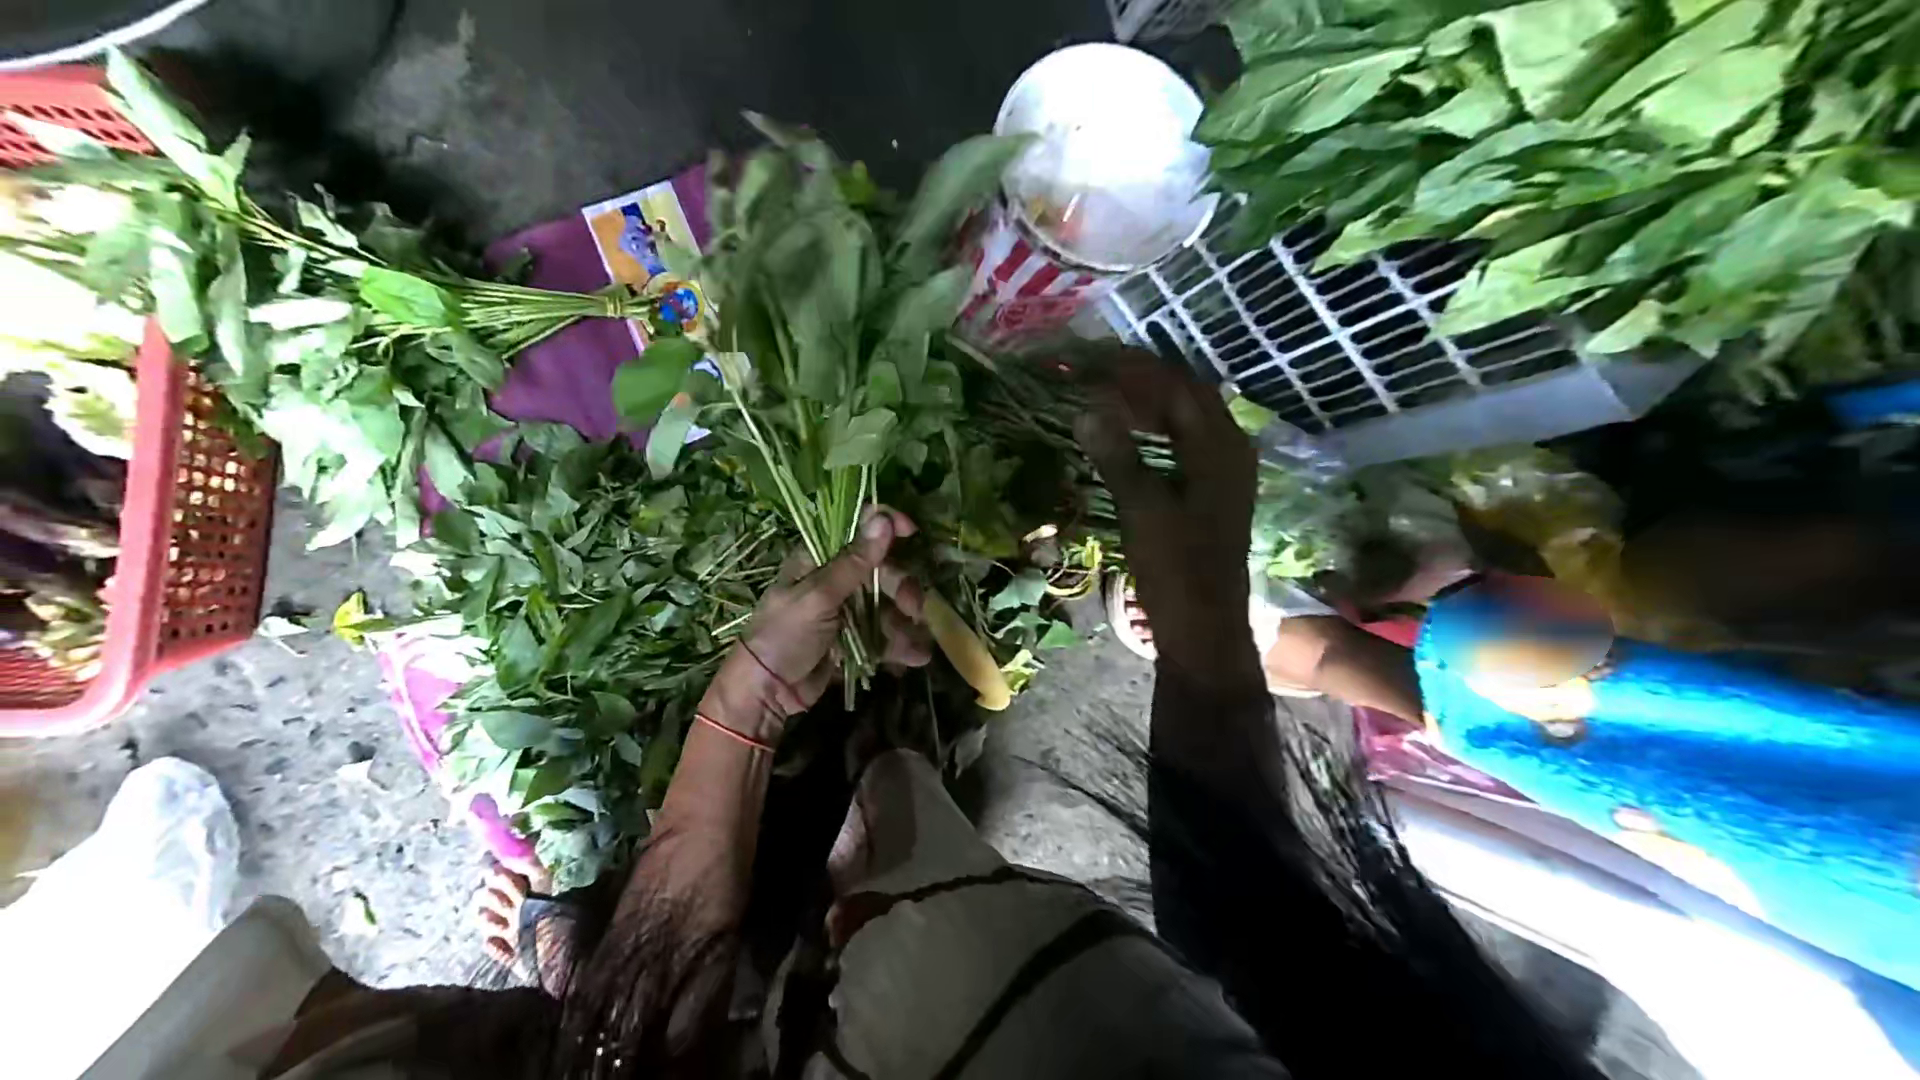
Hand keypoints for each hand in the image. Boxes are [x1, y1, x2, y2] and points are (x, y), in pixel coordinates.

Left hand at [700, 507, 930, 740]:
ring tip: (916, 644)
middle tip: (915, 608)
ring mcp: (845, 611)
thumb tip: (884, 519)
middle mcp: (835, 581)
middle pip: (881, 571)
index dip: (884, 526)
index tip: (912, 532)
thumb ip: (855, 561)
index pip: (856, 530)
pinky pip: (883, 636)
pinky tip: (916, 656)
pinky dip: (900, 646)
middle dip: (902, 588)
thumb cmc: (784, 635)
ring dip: (904, 623)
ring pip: (886, 606)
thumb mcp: (818, 596)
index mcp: (819, 560)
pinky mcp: (853, 640)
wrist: (766, 692)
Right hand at [1075, 352, 1261, 687]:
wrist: (1204, 626)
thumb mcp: (1142, 509)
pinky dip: (1160, 428)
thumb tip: (1087, 409)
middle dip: (1145, 378)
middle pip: (1188, 395)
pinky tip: (1135, 433)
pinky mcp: (1215, 491)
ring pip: (1189, 417)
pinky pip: (1188, 441)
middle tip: (1099, 370)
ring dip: (1153, 401)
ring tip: (1111, 393)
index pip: (1177, 387)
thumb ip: (1117, 455)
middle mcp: (1231, 449)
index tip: (1095, 359)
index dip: (1136, 369)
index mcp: (1219, 448)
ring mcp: (1227, 471)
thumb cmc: (1176, 568)